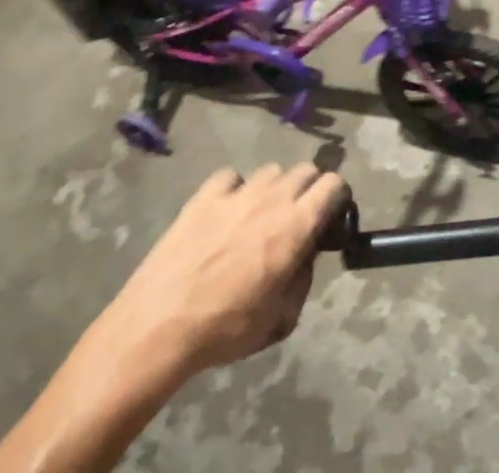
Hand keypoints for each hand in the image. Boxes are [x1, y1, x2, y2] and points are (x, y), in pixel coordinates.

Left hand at [99, 162, 348, 372]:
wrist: (160, 325)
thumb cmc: (227, 328)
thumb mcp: (282, 318)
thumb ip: (303, 278)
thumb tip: (305, 254)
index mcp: (296, 228)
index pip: (333, 186)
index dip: (337, 198)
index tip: (331, 217)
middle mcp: (270, 200)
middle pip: (304, 170)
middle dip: (310, 189)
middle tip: (300, 217)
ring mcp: (234, 195)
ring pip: (270, 171)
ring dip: (275, 188)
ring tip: (262, 215)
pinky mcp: (202, 197)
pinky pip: (231, 177)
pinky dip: (236, 189)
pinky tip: (228, 212)